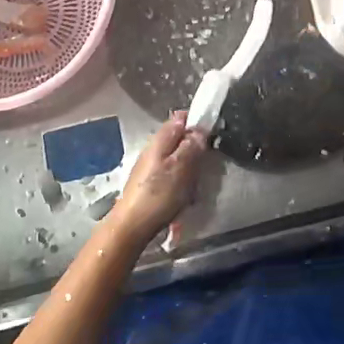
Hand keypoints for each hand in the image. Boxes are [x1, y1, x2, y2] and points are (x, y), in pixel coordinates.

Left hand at [111, 113, 206, 244]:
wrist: (132, 224)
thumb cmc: (159, 195)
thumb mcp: (180, 168)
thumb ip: (190, 147)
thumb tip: (199, 130)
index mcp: (159, 140)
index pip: (179, 119)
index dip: (196, 122)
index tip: (211, 135)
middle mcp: (152, 149)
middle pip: (179, 140)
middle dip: (194, 151)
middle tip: (204, 166)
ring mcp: (149, 165)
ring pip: (177, 160)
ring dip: (189, 171)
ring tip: (194, 187)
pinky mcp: (149, 182)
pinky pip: (171, 175)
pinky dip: (180, 183)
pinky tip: (183, 198)